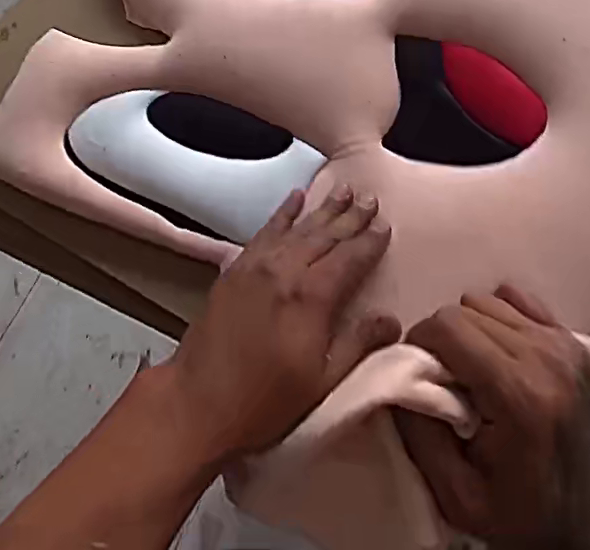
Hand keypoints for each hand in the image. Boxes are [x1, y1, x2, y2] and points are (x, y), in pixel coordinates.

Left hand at [163, 185, 398, 462]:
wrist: (198, 399)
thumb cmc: (265, 400)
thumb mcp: (322, 382)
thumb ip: (357, 344)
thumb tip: (391, 318)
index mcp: (309, 298)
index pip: (348, 259)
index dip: (369, 241)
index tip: (386, 224)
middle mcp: (284, 271)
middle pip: (324, 236)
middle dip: (350, 216)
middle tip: (370, 196)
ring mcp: (256, 265)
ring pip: (297, 228)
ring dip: (322, 209)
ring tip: (343, 190)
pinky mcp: (236, 267)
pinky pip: (266, 231)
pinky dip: (283, 213)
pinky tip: (294, 198)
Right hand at [395, 286, 589, 549]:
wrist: (589, 528)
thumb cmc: (520, 517)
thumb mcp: (455, 495)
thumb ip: (418, 432)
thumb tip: (396, 378)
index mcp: (518, 395)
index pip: (447, 327)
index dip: (419, 343)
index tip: (418, 375)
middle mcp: (545, 360)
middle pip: (462, 309)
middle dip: (440, 337)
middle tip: (442, 377)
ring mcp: (563, 348)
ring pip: (484, 300)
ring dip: (467, 328)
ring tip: (471, 369)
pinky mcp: (571, 343)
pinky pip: (515, 300)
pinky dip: (496, 317)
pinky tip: (496, 352)